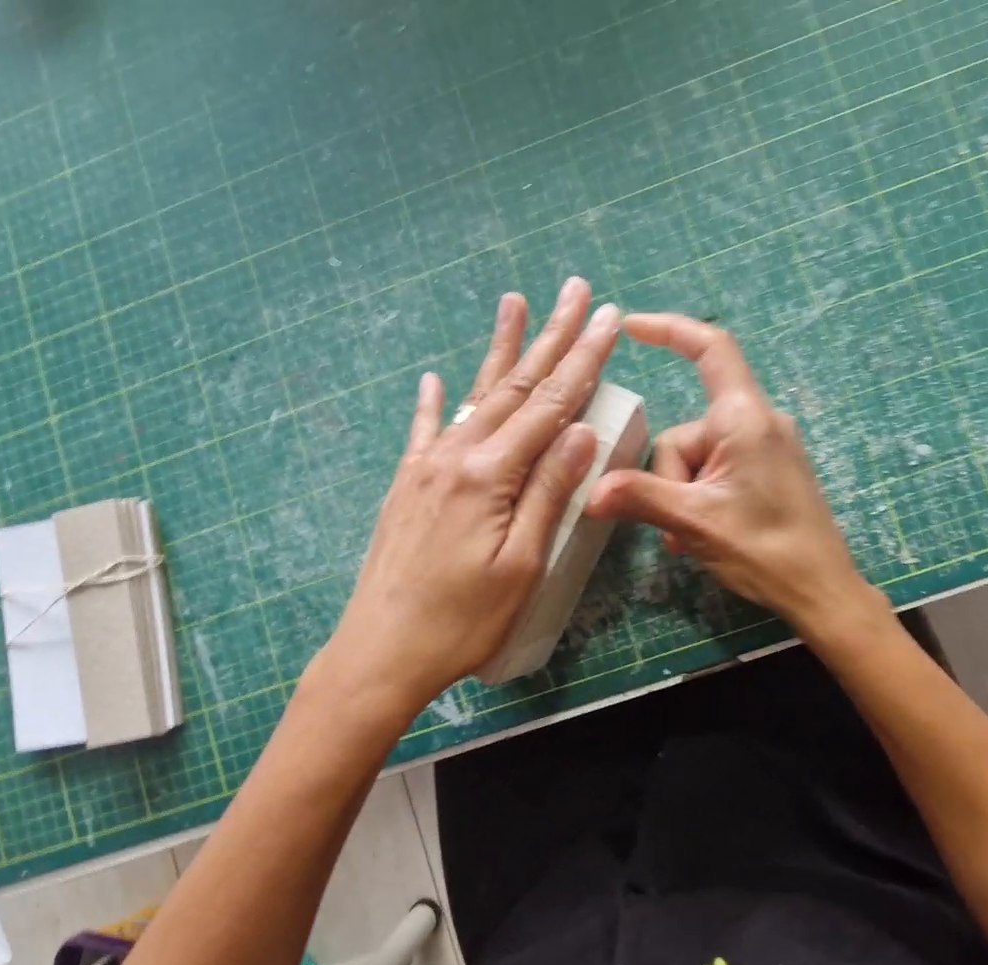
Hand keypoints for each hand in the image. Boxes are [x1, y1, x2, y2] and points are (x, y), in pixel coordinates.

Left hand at [325, 278, 621, 710]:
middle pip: (514, 387)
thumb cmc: (462, 621)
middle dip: (550, 337)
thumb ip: (549, 493)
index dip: (582, 360)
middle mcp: (455, 457)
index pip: (549, 405)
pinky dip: (435, 403)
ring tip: (514, 303)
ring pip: (474, 398)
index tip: (606, 319)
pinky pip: (425, 432)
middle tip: (575, 291)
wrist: (381, 651)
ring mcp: (426, 469)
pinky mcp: (406, 488)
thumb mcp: (521, 564)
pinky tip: (435, 378)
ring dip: (499, 351)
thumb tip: (581, 431)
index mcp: (490, 475)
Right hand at [585, 314, 877, 635]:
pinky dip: (700, 500)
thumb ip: (640, 497)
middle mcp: (757, 423)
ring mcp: (765, 448)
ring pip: (696, 458)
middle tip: (678, 524)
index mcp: (744, 419)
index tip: (630, 326)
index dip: (669, 329)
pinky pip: (717, 471)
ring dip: (682, 497)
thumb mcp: (695, 521)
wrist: (822, 591)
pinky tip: (705, 536)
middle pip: (685, 430)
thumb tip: (591, 492)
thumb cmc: (766, 550)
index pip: (709, 348)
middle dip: (669, 477)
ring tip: (693, 537)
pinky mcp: (768, 472)